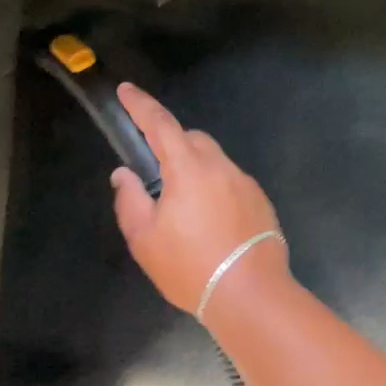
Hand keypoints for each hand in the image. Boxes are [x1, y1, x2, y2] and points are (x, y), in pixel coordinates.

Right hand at [111, 83, 289, 316]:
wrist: (252, 295)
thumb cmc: (191, 267)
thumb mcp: (145, 239)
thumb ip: (130, 200)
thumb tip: (125, 174)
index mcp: (188, 168)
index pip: (159, 123)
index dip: (140, 105)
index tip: (126, 90)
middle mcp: (219, 165)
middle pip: (191, 139)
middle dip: (171, 144)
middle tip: (155, 174)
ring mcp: (244, 182)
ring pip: (213, 161)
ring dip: (194, 169)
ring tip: (183, 209)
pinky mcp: (260, 201)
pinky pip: (230, 182)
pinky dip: (215, 189)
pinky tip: (210, 223)